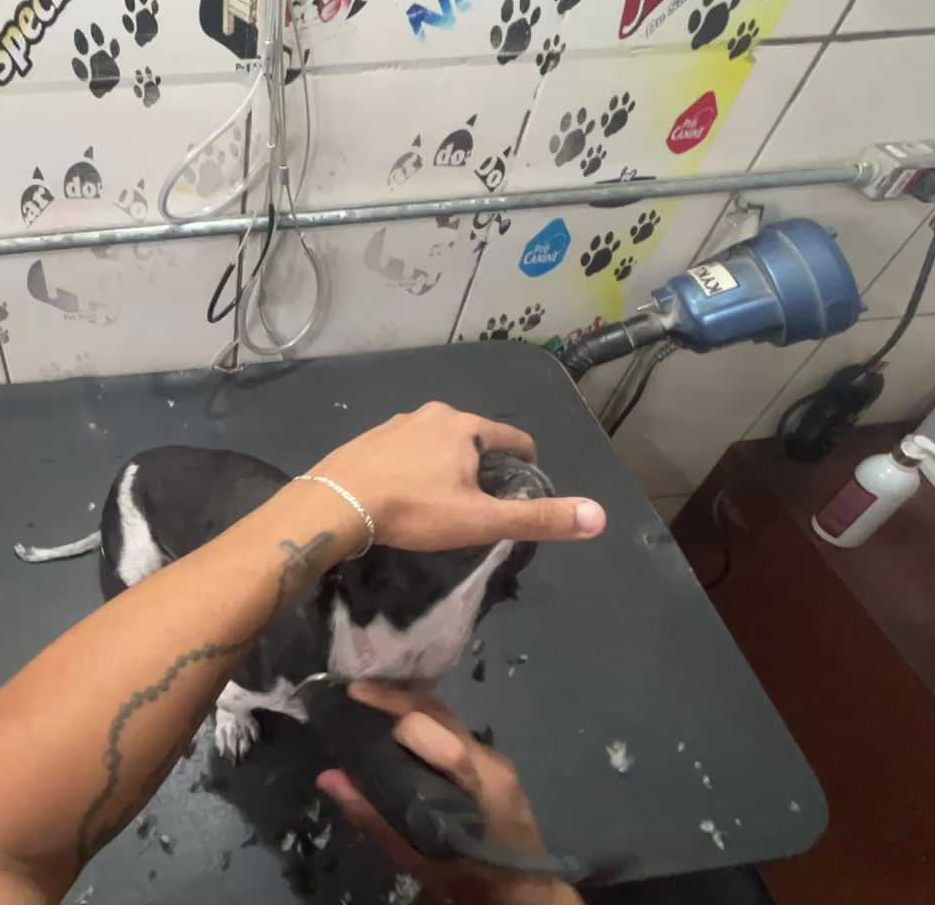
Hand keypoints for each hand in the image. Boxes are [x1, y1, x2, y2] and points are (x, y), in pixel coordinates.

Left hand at [307, 402, 604, 551]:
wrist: (335, 504)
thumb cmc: (412, 509)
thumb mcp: (480, 519)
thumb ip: (538, 517)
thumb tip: (599, 515)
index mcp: (463, 426)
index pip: (514, 438)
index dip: (528, 463)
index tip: (527, 488)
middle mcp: (430, 414)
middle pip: (475, 438)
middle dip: (485, 465)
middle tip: (482, 501)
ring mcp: (395, 423)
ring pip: (438, 441)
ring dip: (449, 464)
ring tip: (444, 498)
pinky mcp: (368, 437)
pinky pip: (407, 448)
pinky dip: (417, 465)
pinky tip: (407, 490)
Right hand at [317, 682, 581, 904]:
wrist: (522, 892)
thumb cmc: (469, 878)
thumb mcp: (418, 859)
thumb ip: (373, 817)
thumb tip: (328, 777)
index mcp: (482, 788)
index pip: (444, 740)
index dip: (402, 717)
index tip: (358, 702)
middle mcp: (490, 760)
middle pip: (439, 713)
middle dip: (394, 697)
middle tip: (353, 691)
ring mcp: (493, 753)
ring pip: (444, 712)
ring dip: (404, 700)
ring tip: (367, 697)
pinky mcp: (488, 754)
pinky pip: (448, 723)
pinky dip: (418, 714)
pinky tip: (394, 716)